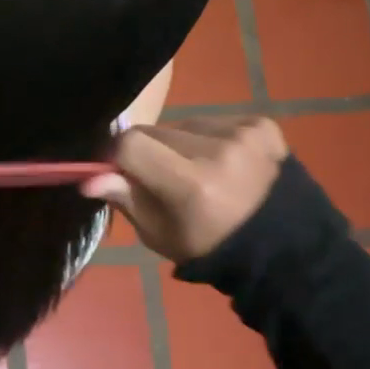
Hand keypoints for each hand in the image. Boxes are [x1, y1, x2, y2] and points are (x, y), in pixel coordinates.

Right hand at [81, 117, 287, 262]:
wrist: (281, 244)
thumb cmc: (208, 246)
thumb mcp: (157, 234)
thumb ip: (125, 198)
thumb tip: (89, 179)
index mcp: (190, 184)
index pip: (130, 143)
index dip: (115, 156)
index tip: (118, 173)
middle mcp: (218, 150)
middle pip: (154, 131)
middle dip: (146, 152)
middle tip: (158, 178)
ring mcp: (243, 133)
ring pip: (181, 124)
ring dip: (176, 144)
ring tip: (194, 172)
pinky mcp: (261, 124)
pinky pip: (212, 121)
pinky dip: (206, 139)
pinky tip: (220, 163)